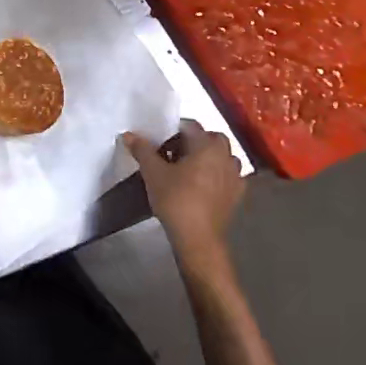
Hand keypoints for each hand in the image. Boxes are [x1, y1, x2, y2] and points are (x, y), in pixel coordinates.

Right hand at [123, 119, 246, 265]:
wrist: (197, 238)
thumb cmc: (176, 198)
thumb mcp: (153, 172)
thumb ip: (142, 150)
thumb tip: (128, 134)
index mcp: (207, 145)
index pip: (190, 125)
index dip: (173, 129)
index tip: (159, 140)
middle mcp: (226, 156)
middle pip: (209, 139)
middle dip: (192, 142)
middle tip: (172, 153)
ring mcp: (235, 176)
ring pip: (221, 157)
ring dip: (207, 157)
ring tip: (187, 169)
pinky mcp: (237, 195)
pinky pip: (227, 176)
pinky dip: (217, 175)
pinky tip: (202, 185)